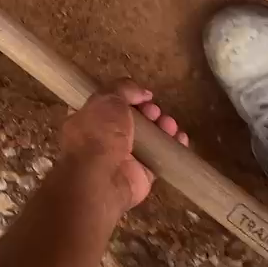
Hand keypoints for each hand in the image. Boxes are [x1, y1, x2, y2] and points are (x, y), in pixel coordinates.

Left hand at [57, 81, 187, 214]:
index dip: (127, 99)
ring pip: (148, 139)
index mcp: (87, 120)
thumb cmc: (97, 133)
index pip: (109, 106)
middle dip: (148, 113)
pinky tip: (180, 138)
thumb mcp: (106, 99)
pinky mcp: (141, 174)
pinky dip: (172, 146)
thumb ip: (123, 89)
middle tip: (155, 112)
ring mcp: (123, 158)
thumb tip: (143, 93)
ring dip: (162, 127)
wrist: (101, 177)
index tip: (142, 96)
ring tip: (169, 124)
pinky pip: (160, 158)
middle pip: (132, 121)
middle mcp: (103, 139)